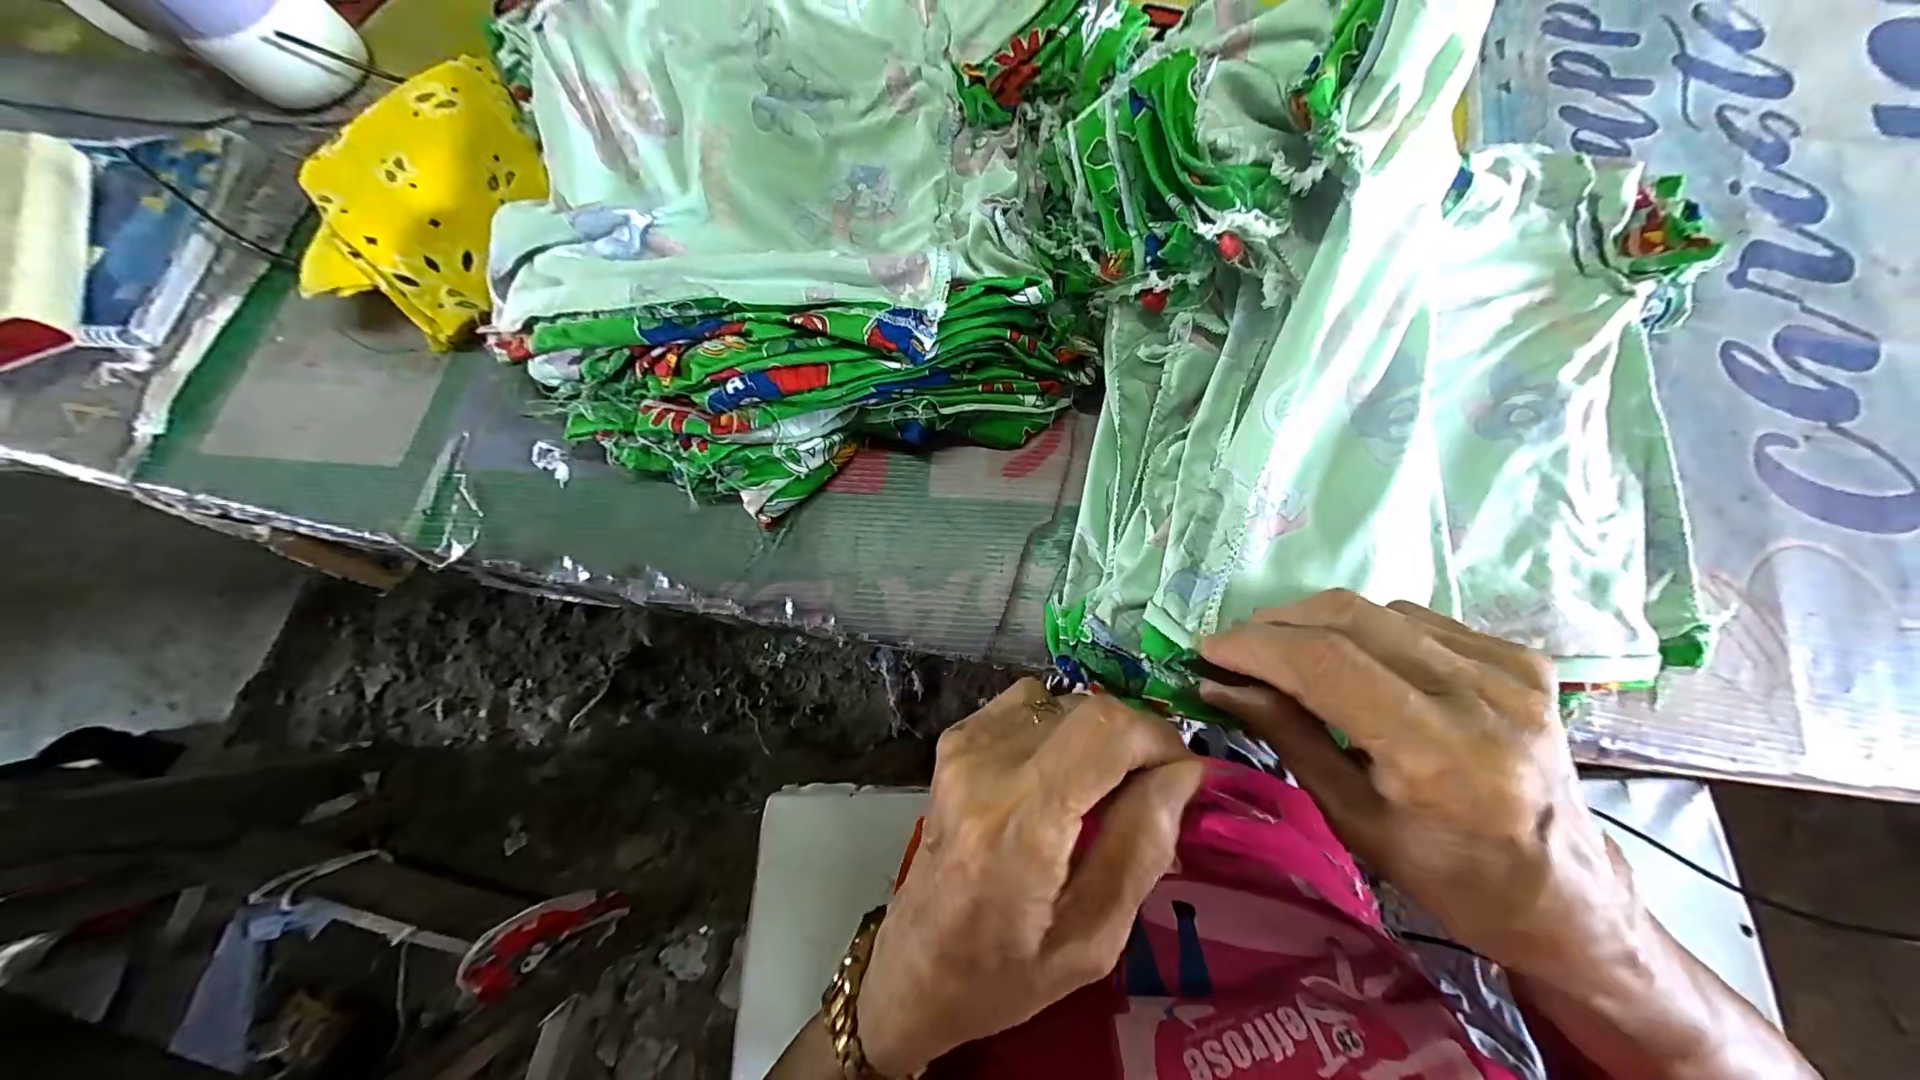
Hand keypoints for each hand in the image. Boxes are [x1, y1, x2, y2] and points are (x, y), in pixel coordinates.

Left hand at [856, 679, 1204, 1075]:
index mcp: (1019, 820)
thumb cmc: (1005, 972)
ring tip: (1101, 785)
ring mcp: (964, 745)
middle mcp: (985, 765)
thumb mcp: (1092, 940)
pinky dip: (1060, 726)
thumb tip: (1183, 773)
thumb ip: (1140, 847)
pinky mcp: (955, 740)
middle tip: (1151, 786)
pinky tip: (1057, 771)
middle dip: (1136, 738)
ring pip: (1062, 701)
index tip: (1182, 777)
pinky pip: (1029, 704)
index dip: (1159, 740)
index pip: (1106, 730)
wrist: (916, 964)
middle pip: (1088, 708)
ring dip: (1098, 734)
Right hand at [1197, 590, 1640, 977]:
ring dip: (1312, 622)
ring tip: (1280, 652)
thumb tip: (1219, 684)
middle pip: (1348, 618)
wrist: (1566, 894)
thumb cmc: (1447, 875)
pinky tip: (1345, 657)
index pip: (1325, 663)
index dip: (1255, 646)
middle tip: (1234, 648)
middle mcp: (1484, 698)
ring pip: (1376, 610)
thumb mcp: (1350, 816)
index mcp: (1443, 754)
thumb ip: (1286, 735)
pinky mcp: (1522, 658)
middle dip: (1274, 625)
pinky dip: (1361, 629)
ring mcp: (1511, 670)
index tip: (1207, 649)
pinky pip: (1413, 619)